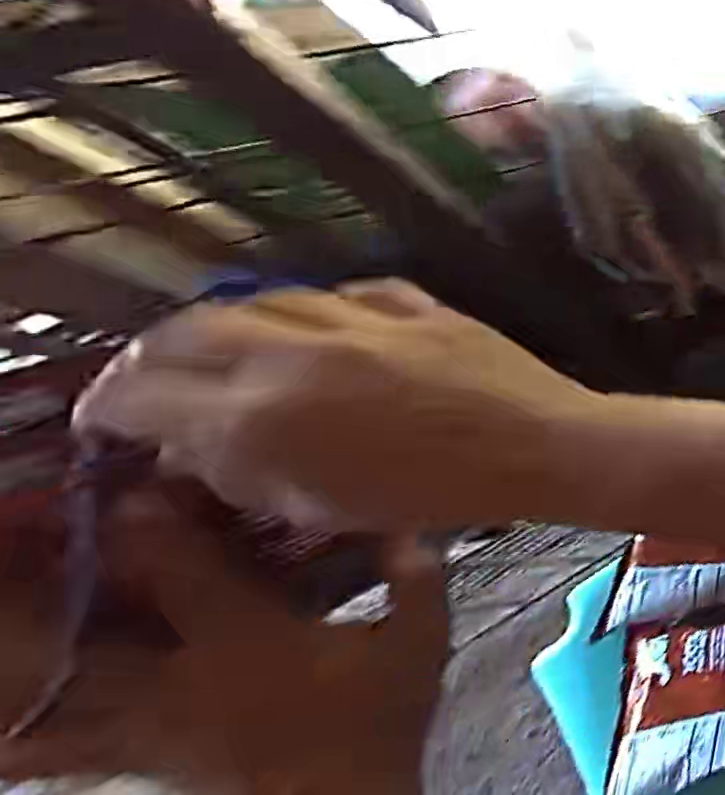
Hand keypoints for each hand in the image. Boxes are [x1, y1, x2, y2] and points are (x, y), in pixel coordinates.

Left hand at [0, 490, 448, 793]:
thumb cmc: (381, 709)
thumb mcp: (421, 635)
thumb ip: (416, 577)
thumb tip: (408, 522)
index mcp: (255, 644)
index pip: (195, 581)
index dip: (160, 537)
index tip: (131, 492)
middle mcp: (184, 680)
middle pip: (97, 636)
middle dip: (55, 590)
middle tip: (28, 540)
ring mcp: (148, 725)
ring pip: (54, 690)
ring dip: (21, 653)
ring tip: (8, 609)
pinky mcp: (136, 755)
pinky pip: (49, 748)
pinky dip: (19, 730)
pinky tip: (7, 712)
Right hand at [73, 279, 601, 530]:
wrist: (538, 445)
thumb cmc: (437, 493)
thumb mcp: (320, 506)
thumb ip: (244, 470)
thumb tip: (193, 442)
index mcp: (260, 417)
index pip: (139, 393)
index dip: (113, 407)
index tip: (117, 419)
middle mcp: (302, 355)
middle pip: (190, 328)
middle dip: (160, 355)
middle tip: (170, 378)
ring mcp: (371, 322)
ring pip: (272, 297)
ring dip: (243, 322)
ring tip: (247, 348)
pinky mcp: (427, 306)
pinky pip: (357, 291)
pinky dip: (330, 306)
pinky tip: (335, 326)